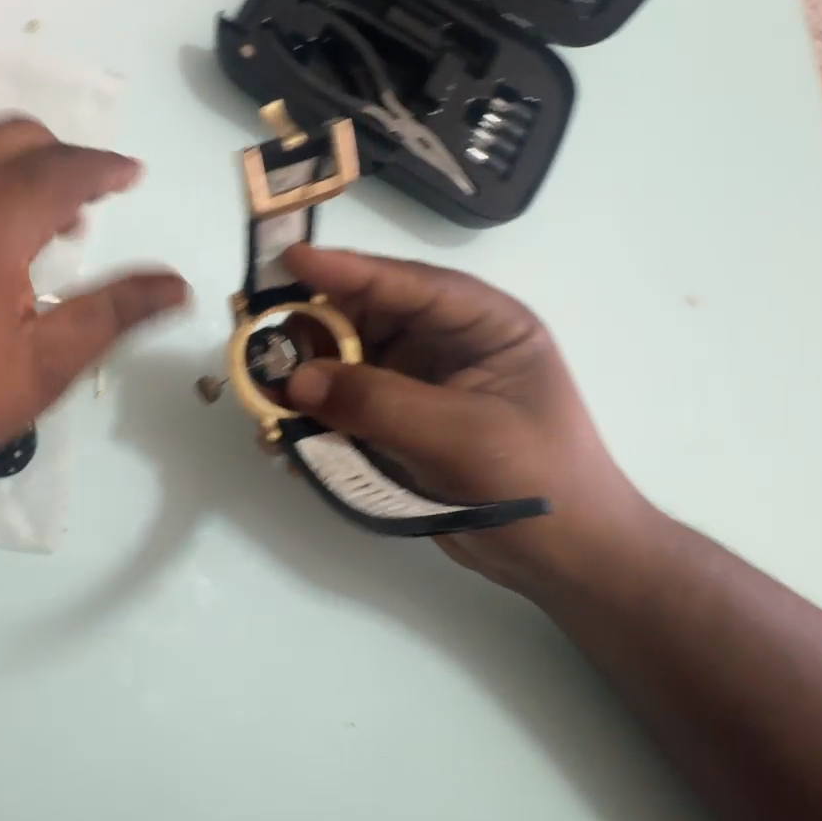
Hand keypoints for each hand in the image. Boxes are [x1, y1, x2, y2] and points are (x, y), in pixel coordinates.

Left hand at [0, 118, 187, 498]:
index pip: (66, 168)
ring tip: (22, 216)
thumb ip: (115, 313)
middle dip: (60, 161)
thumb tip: (178, 287)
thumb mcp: (42, 368)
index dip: (108, 169)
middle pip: (15, 136)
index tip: (131, 176)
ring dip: (6, 158)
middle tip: (81, 214)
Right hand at [282, 246, 657, 596]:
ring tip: (262, 395)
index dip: (349, 271)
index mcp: (483, 325)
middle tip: (257, 337)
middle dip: (311, 331)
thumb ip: (376, 403)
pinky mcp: (399, 422)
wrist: (564, 559)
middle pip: (365, 320)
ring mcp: (419, 384)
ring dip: (304, 379)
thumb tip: (295, 382)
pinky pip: (344, 407)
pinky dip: (313, 419)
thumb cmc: (533, 479)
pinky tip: (286, 438)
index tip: (293, 260)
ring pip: (346, 364)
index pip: (409, 285)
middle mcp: (446, 344)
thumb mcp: (459, 435)